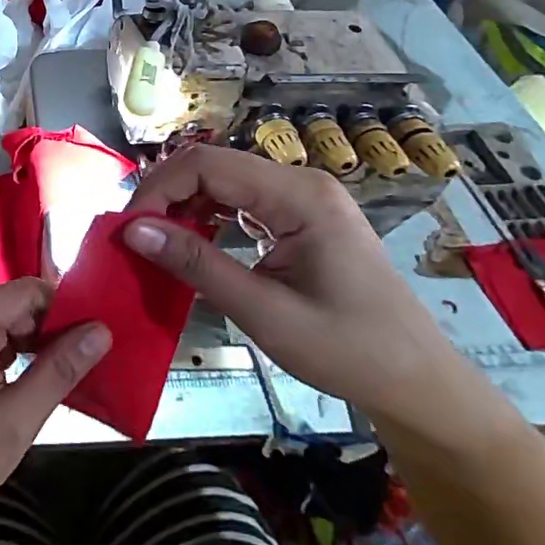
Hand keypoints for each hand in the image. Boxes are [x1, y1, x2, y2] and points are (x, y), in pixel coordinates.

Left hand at [0, 277, 110, 527]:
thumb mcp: (16, 419)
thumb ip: (60, 370)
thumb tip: (103, 330)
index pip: (28, 292)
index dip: (67, 307)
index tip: (103, 331)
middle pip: (25, 303)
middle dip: (61, 326)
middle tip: (99, 353)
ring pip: (23, 318)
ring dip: (51, 340)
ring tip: (83, 363)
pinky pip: (12, 334)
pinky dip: (35, 351)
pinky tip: (58, 369)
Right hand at [121, 145, 459, 415]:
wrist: (416, 380)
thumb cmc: (348, 350)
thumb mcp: (264, 312)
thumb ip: (196, 265)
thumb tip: (133, 230)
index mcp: (299, 195)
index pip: (206, 165)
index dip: (158, 189)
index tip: (128, 229)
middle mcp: (301, 182)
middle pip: (213, 167)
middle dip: (167, 197)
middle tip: (136, 240)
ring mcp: (304, 198)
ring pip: (224, 183)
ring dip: (185, 208)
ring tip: (158, 245)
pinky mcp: (301, 217)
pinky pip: (241, 203)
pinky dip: (209, 220)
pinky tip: (193, 246)